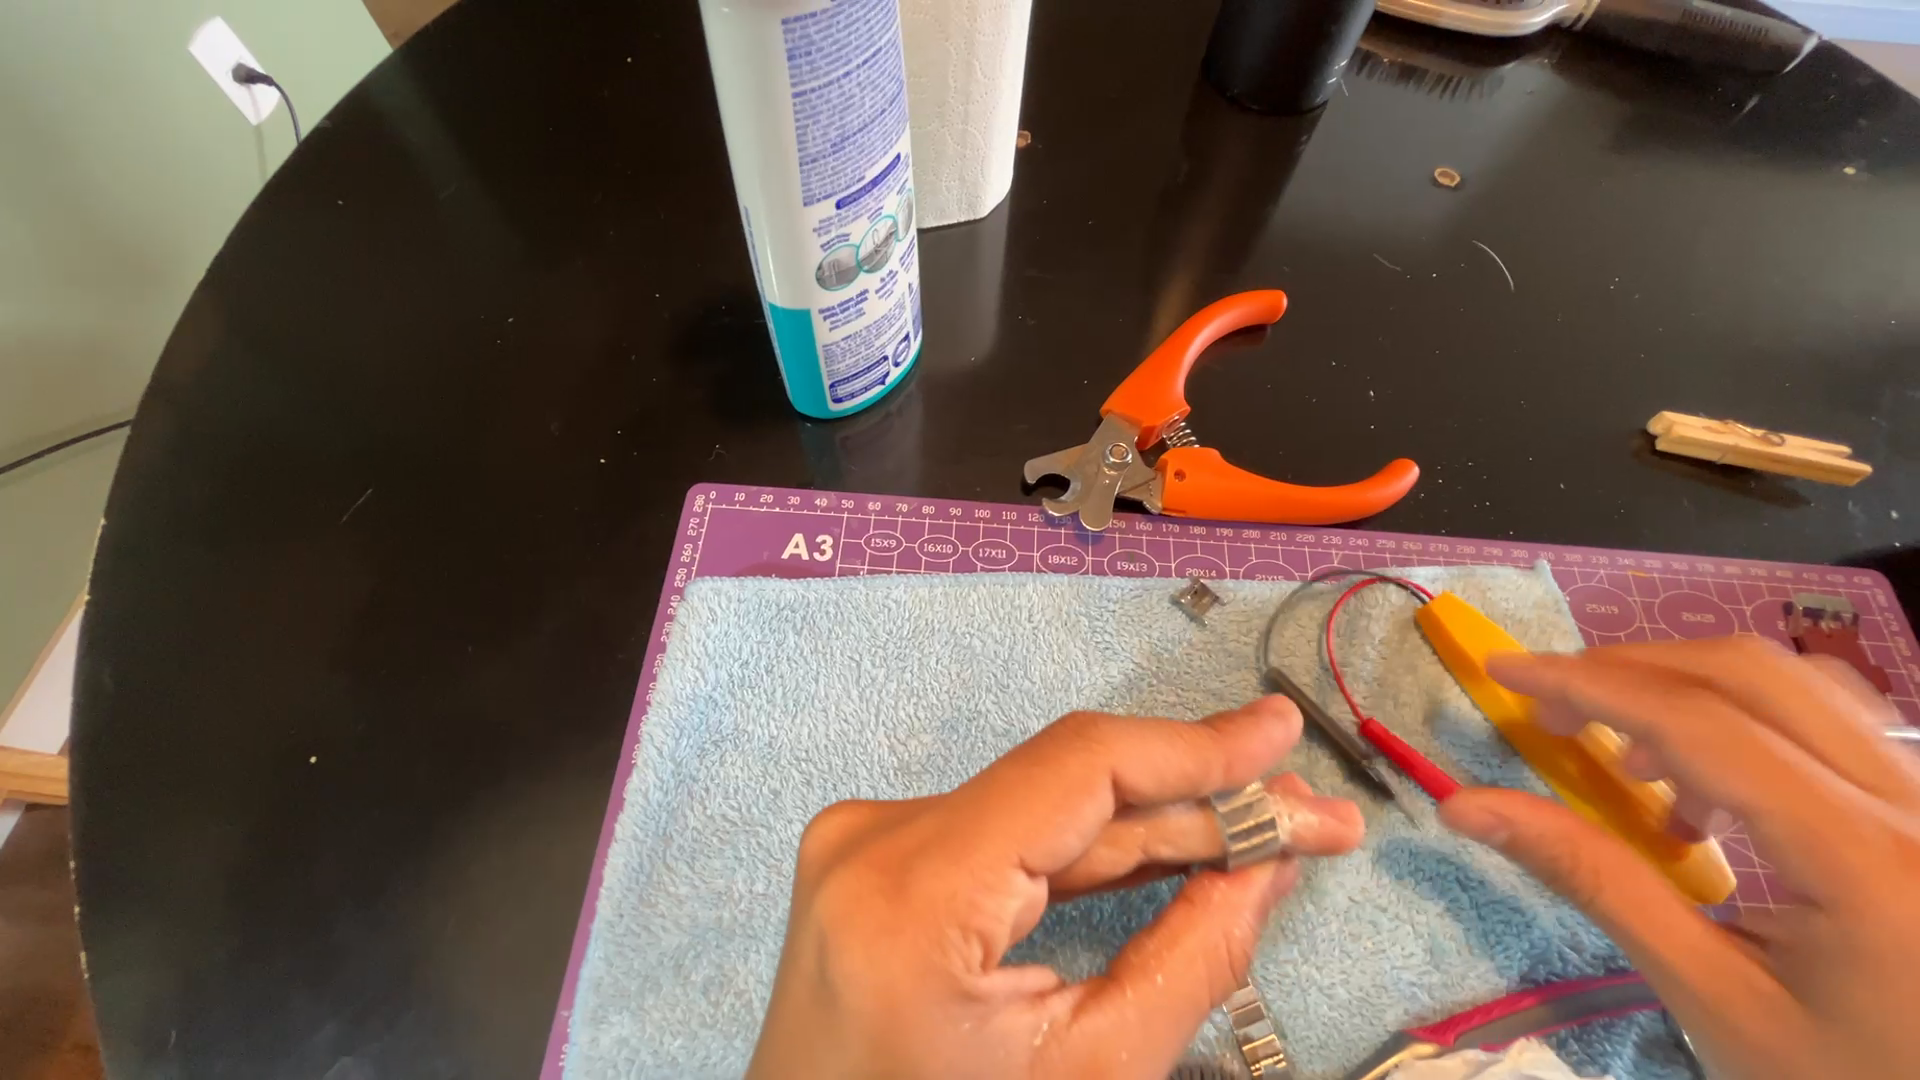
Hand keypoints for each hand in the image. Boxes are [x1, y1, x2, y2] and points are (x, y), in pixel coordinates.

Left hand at [747, 696, 1364, 1078]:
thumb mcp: (1086, 1076)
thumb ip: (1190, 959)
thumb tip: (1270, 862)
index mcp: (917, 890)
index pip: (1079, 769)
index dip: (1193, 747)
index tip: (1281, 731)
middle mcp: (880, 833)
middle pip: (1068, 790)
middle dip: (1195, 801)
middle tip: (1308, 816)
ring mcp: (870, 837)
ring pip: (1044, 811)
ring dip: (1153, 821)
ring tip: (1265, 829)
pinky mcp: (879, 852)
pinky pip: (1008, 834)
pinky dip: (1091, 845)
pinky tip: (1176, 844)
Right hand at [1438, 638, 1919, 1079]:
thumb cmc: (1842, 1076)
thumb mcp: (1707, 992)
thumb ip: (1592, 879)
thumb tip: (1462, 806)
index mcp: (1864, 859)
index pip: (1698, 723)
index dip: (1586, 684)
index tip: (1502, 672)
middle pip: (1752, 674)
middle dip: (1627, 669)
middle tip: (1549, 707)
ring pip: (1797, 682)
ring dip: (1683, 687)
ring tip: (1621, 748)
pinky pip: (1829, 719)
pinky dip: (1739, 717)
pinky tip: (1701, 787)